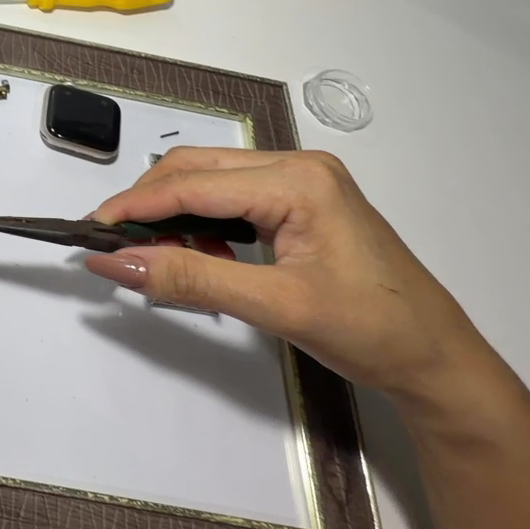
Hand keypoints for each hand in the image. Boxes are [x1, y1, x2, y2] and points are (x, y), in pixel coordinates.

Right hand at [84, 148, 491, 402]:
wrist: (440, 363)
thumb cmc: (372, 331)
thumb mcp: (275, 306)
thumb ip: (189, 277)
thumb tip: (113, 263)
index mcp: (298, 180)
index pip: (192, 184)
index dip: (135, 205)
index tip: (89, 229)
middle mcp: (297, 166)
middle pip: (195, 169)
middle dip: (149, 203)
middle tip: (116, 245)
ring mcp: (300, 181)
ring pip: (207, 181)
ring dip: (173, 214)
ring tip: (163, 257)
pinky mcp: (299, 201)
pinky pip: (228, 197)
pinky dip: (200, 222)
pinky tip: (204, 255)